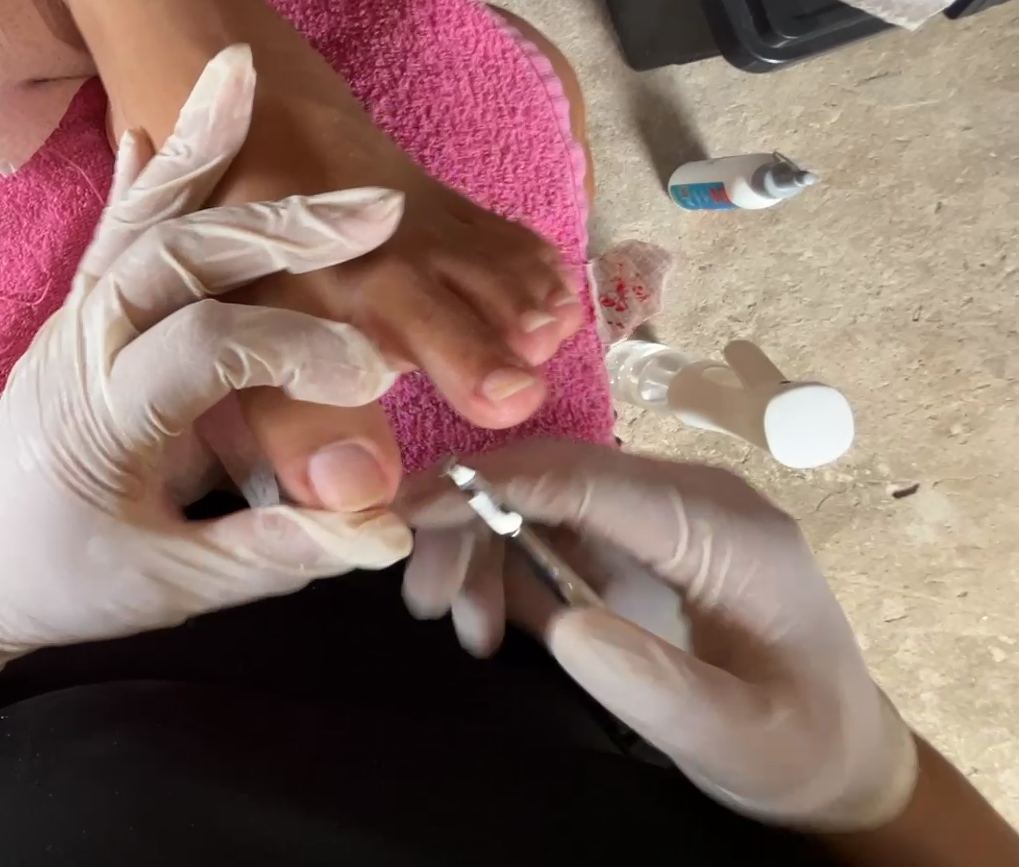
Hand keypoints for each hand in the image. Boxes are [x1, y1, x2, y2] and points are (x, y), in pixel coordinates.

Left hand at [0, 46, 414, 681]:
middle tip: (369, 209)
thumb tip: (381, 523)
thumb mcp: (174, 585)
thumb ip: (275, 549)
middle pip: (170, 262)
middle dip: (272, 231)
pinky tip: (161, 121)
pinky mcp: (76, 316)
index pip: (202, 351)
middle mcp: (78, 351)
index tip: (374, 377)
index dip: (294, 352)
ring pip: (135, 226)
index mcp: (100, 421)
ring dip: (195, 155)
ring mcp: (71, 324)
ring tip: (242, 79)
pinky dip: (143, 176)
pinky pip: (111, 235)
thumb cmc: (69, 582)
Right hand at [396, 441, 918, 832]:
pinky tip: (483, 622)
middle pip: (533, 476)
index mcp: (716, 524)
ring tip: (459, 626)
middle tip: (423, 597)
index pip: (580, 477)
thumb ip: (664, 687)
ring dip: (469, 552)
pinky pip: (522, 526)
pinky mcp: (605, 532)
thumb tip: (566, 626)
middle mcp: (668, 496)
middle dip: (462, 525)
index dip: (486, 487)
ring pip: (516, 497)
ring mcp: (633, 510)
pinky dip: (487, 566)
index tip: (408, 515)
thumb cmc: (794, 746)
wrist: (821, 753)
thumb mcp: (745, 741)